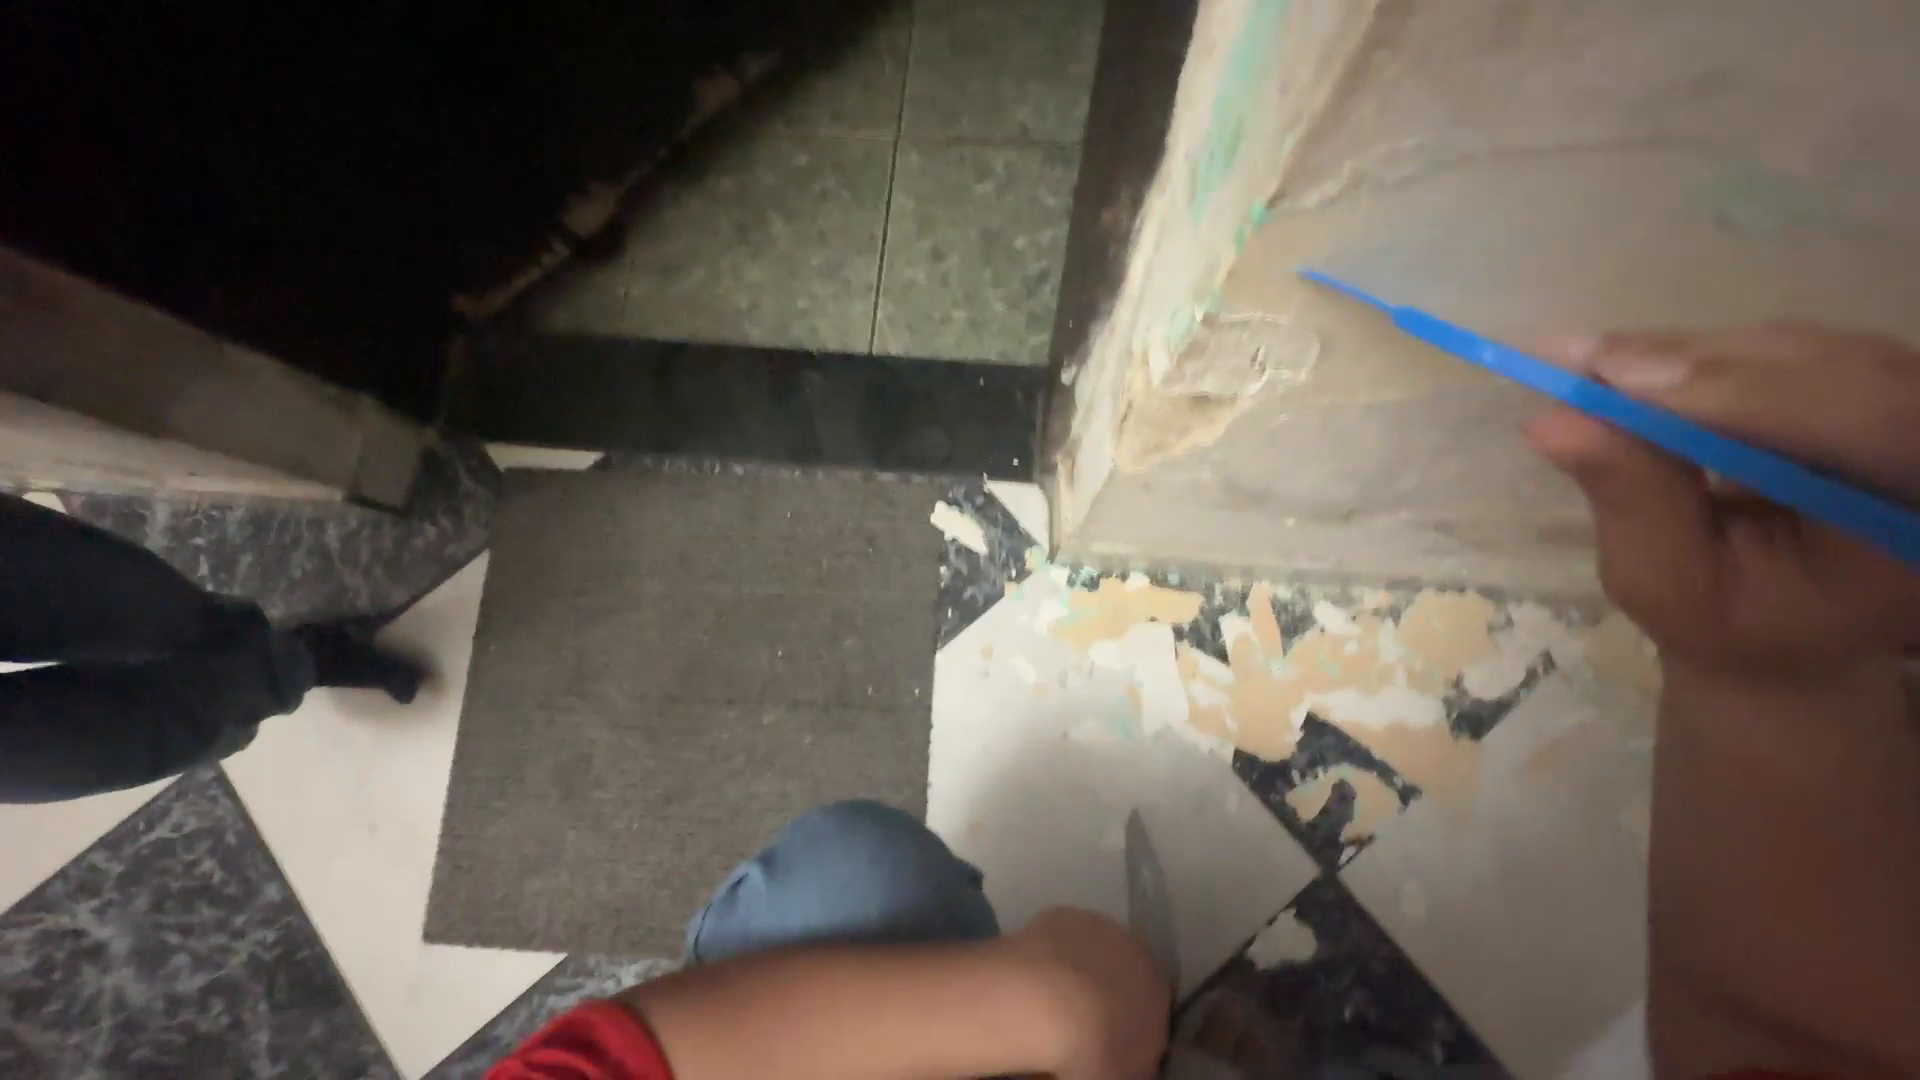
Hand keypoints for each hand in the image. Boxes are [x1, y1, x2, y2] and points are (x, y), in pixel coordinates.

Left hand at [1008, 906, 1171, 1079]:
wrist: (1047, 1003)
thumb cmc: (1094, 1048)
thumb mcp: (1126, 1073)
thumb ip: (1137, 1061)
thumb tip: (1131, 1057)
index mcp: (1158, 990)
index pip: (1153, 1003)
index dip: (1132, 1019)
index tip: (1112, 1035)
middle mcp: (1135, 950)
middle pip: (1125, 968)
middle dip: (1109, 987)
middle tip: (1085, 1015)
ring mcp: (1098, 926)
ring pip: (1093, 948)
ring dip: (1081, 966)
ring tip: (1054, 995)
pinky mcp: (1063, 915)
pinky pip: (1062, 936)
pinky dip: (1053, 952)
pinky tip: (1036, 974)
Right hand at [1525, 322, 1919, 689]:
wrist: (1778, 628)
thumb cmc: (1726, 623)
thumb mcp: (1665, 581)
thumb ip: (1631, 500)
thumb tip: (1551, 423)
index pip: (1866, 422)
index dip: (1740, 392)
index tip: (1616, 379)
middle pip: (1827, 368)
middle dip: (1694, 365)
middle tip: (1578, 361)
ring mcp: (1906, 408)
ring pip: (1796, 349)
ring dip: (1681, 355)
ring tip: (1582, 366)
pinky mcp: (1863, 388)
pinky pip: (1780, 350)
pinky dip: (1690, 356)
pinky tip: (1621, 367)